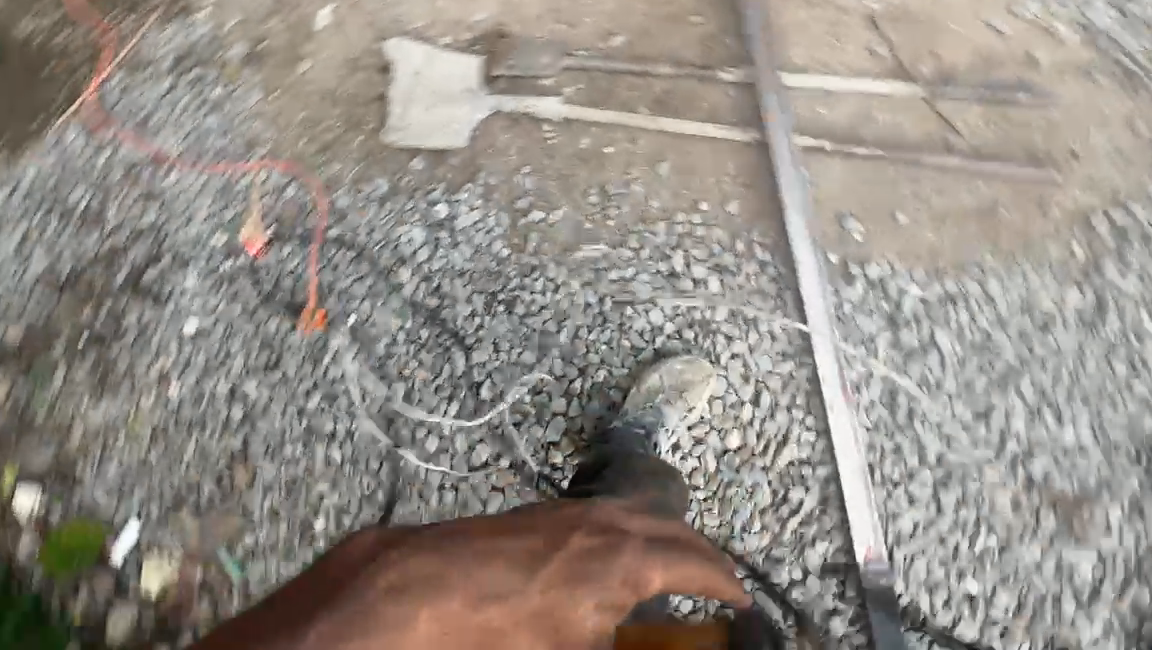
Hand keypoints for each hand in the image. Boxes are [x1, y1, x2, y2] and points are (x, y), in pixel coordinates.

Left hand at [195, 498, 749, 649]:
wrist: (407, 591)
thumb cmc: (492, 636)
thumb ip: (614, 645)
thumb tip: (621, 634)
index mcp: (620, 560)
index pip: (697, 563)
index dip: (727, 585)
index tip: (744, 601)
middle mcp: (595, 524)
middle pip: (666, 524)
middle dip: (697, 551)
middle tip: (715, 583)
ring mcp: (558, 515)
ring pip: (625, 516)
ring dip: (652, 540)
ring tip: (664, 573)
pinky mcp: (525, 518)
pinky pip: (589, 520)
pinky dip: (613, 538)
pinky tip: (597, 570)